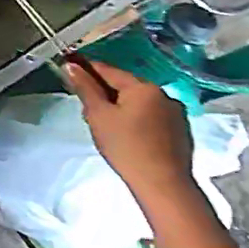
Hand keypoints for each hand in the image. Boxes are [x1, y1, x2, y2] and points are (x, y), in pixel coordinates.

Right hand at [66, 60, 195, 196]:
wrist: (161, 181)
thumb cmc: (124, 145)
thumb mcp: (98, 115)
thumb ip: (85, 88)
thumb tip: (72, 66)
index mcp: (143, 88)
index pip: (109, 71)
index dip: (87, 68)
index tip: (69, 67)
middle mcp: (164, 95)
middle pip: (125, 86)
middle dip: (103, 91)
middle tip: (84, 105)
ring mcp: (175, 113)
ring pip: (138, 101)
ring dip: (119, 105)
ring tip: (103, 122)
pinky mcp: (179, 129)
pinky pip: (150, 114)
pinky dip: (134, 117)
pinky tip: (125, 132)